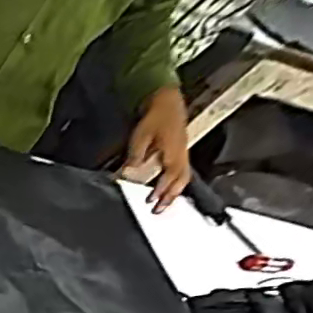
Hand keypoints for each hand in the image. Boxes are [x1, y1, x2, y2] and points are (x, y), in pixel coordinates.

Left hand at [123, 85, 191, 212]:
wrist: (167, 101)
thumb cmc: (154, 118)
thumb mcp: (141, 136)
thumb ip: (136, 155)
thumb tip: (129, 173)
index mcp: (174, 151)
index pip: (169, 176)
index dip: (161, 190)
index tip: (151, 201)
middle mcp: (181, 154)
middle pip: (181, 180)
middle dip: (170, 197)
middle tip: (158, 210)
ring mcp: (183, 152)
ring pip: (183, 177)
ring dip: (174, 192)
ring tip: (163, 204)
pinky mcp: (180, 150)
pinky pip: (182, 170)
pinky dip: (176, 182)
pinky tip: (167, 188)